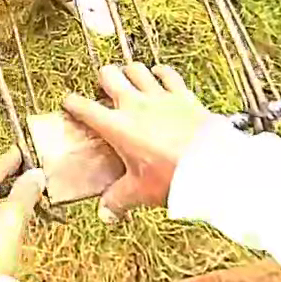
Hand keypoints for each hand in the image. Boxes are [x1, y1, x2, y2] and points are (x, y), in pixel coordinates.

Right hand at [61, 63, 214, 220]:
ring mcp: (159, 96)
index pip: (84, 107)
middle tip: (103, 89)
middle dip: (102, 79)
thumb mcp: (140, 191)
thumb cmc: (174, 176)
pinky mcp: (181, 95)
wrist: (211, 165)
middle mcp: (135, 105)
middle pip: (109, 75)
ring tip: (128, 78)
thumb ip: (118, 200)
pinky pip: (168, 74)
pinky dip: (161, 72)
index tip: (69, 103)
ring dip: (129, 72)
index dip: (72, 103)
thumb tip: (106, 212)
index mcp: (117, 126)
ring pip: (136, 69)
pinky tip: (159, 74)